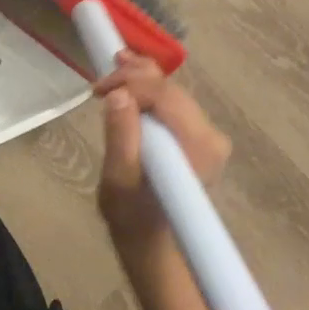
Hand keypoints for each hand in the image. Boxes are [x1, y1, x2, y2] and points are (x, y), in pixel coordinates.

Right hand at [93, 53, 231, 243]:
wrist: (151, 239)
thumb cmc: (131, 213)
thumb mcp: (118, 178)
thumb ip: (121, 136)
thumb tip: (119, 94)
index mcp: (197, 146)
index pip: (164, 94)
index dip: (130, 81)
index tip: (97, 89)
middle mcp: (212, 136)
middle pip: (171, 90)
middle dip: (135, 76)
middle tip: (102, 76)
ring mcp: (209, 137)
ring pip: (173, 93)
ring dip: (141, 80)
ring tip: (114, 70)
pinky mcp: (199, 138)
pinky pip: (174, 104)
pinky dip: (150, 92)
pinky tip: (131, 84)